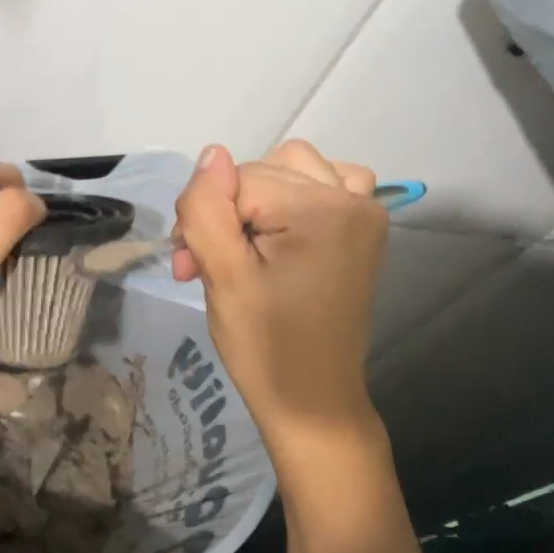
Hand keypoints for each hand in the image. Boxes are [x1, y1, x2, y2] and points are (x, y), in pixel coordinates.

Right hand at [171, 140, 385, 445]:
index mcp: (317, 208)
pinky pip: (328, 184)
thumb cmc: (262, 345)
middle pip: (262, 170)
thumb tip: (209, 155)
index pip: (234, 180)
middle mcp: (351, 197)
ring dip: (258, 199)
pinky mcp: (364, 230)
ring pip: (294, 168)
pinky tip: (282, 234)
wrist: (311, 397)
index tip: (188, 269)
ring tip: (243, 248)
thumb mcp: (222, 277)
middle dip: (225, 212)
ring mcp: (364, 212)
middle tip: (204, 267)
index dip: (201, 218)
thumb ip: (208, 211)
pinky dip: (297, 198)